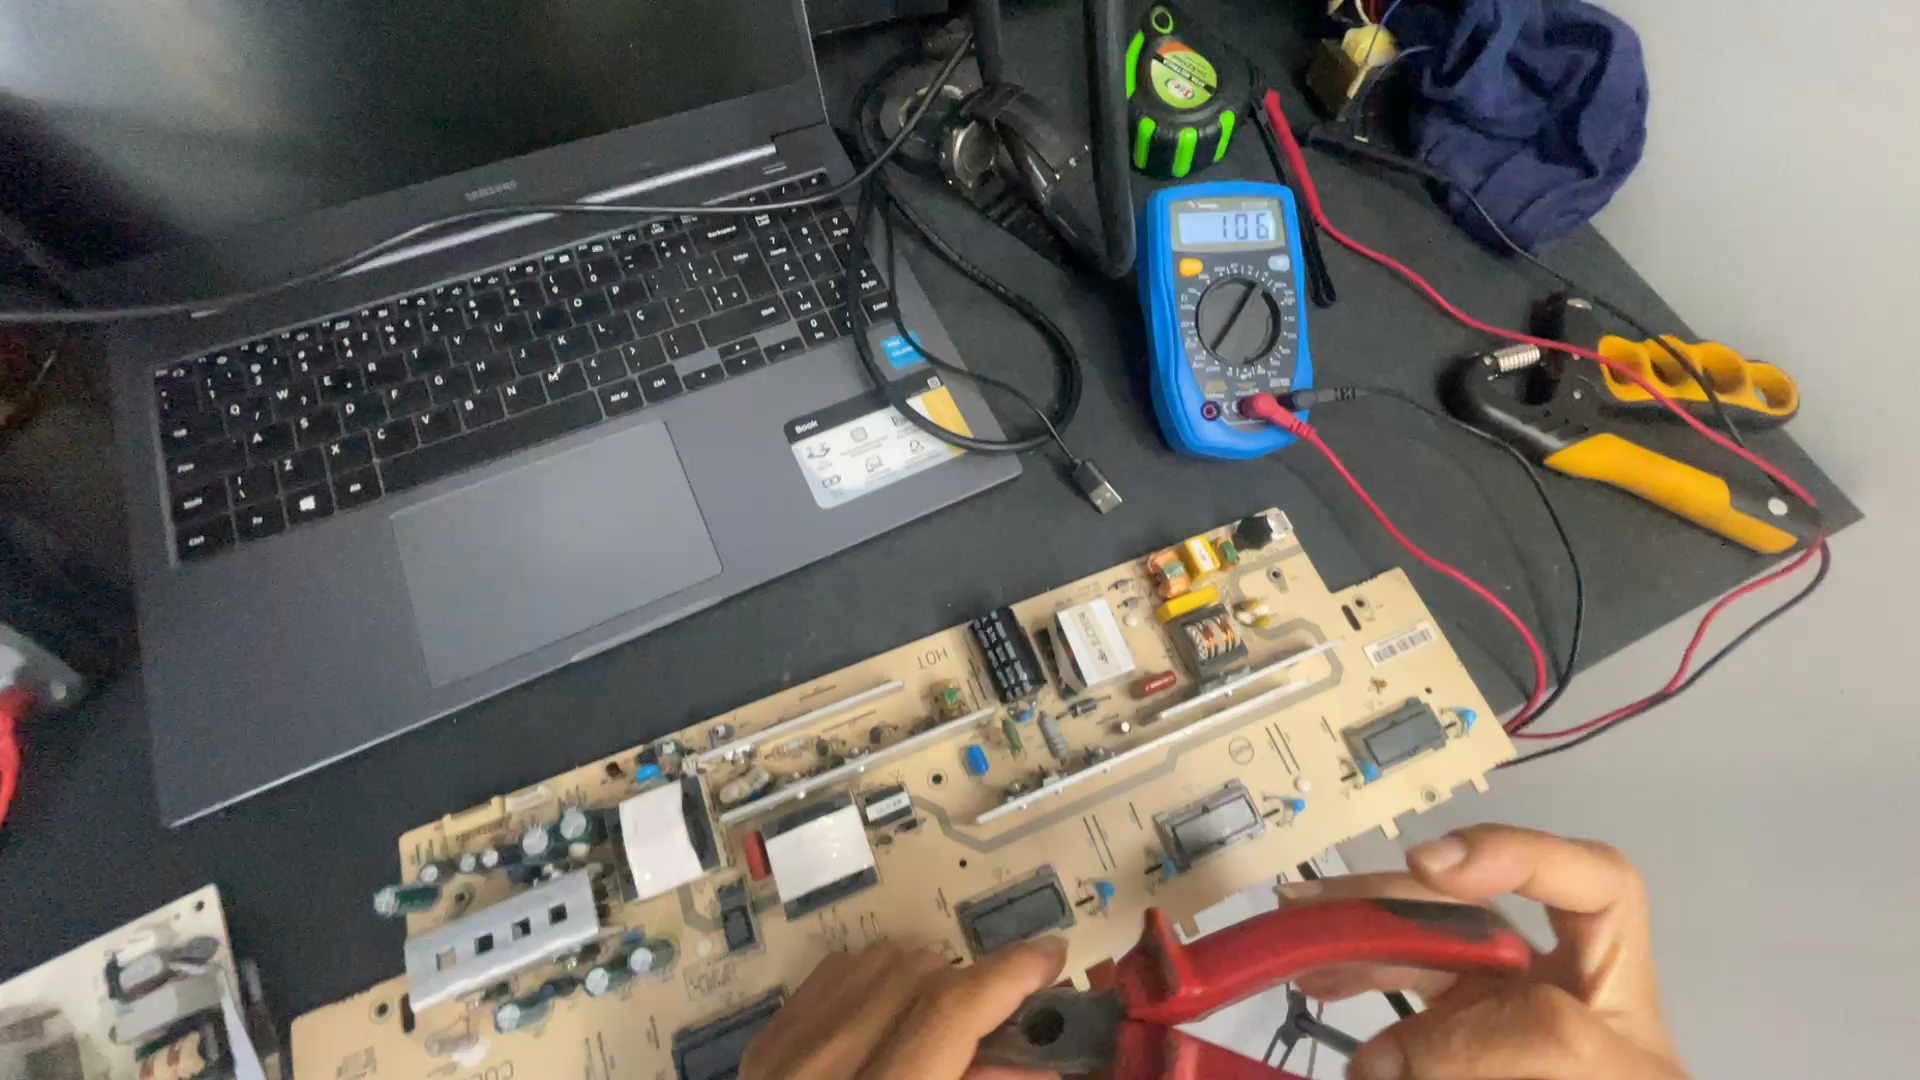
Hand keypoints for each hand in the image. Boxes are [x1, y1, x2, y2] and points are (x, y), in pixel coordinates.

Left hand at [740, 937, 1065, 1079]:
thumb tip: (1044, 1062)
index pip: (946, 1014)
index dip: (1009, 976)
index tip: (1054, 954)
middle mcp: (819, 1071)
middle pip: (917, 976)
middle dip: (972, 986)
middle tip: (1003, 1015)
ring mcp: (781, 1052)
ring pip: (881, 959)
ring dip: (928, 979)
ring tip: (943, 1025)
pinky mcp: (766, 1042)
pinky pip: (841, 970)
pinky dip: (881, 979)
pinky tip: (895, 1015)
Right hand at [1278, 825, 1688, 1079]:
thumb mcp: (1592, 1077)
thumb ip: (1492, 1050)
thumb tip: (1378, 1063)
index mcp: (1609, 989)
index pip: (1596, 884)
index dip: (1516, 853)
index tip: (1432, 869)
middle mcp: (1551, 981)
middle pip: (1469, 906)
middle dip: (1387, 900)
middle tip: (1317, 907)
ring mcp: (1497, 1004)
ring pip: (1417, 941)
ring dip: (1351, 932)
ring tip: (1295, 934)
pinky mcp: (1454, 1034)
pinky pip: (1398, 988)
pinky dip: (1353, 977)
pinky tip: (1316, 985)